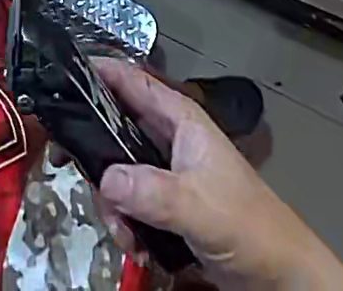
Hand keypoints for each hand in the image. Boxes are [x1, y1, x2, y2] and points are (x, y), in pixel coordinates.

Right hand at [93, 59, 342, 290]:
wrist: (279, 272)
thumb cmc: (247, 225)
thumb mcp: (197, 206)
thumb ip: (151, 191)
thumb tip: (104, 179)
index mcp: (180, 119)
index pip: (133, 80)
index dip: (99, 71)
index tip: (63, 76)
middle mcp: (170, 137)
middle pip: (115, 127)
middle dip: (95, 155)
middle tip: (71, 170)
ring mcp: (167, 170)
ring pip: (118, 170)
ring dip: (112, 203)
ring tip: (125, 234)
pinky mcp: (166, 202)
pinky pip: (128, 201)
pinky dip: (124, 222)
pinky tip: (135, 244)